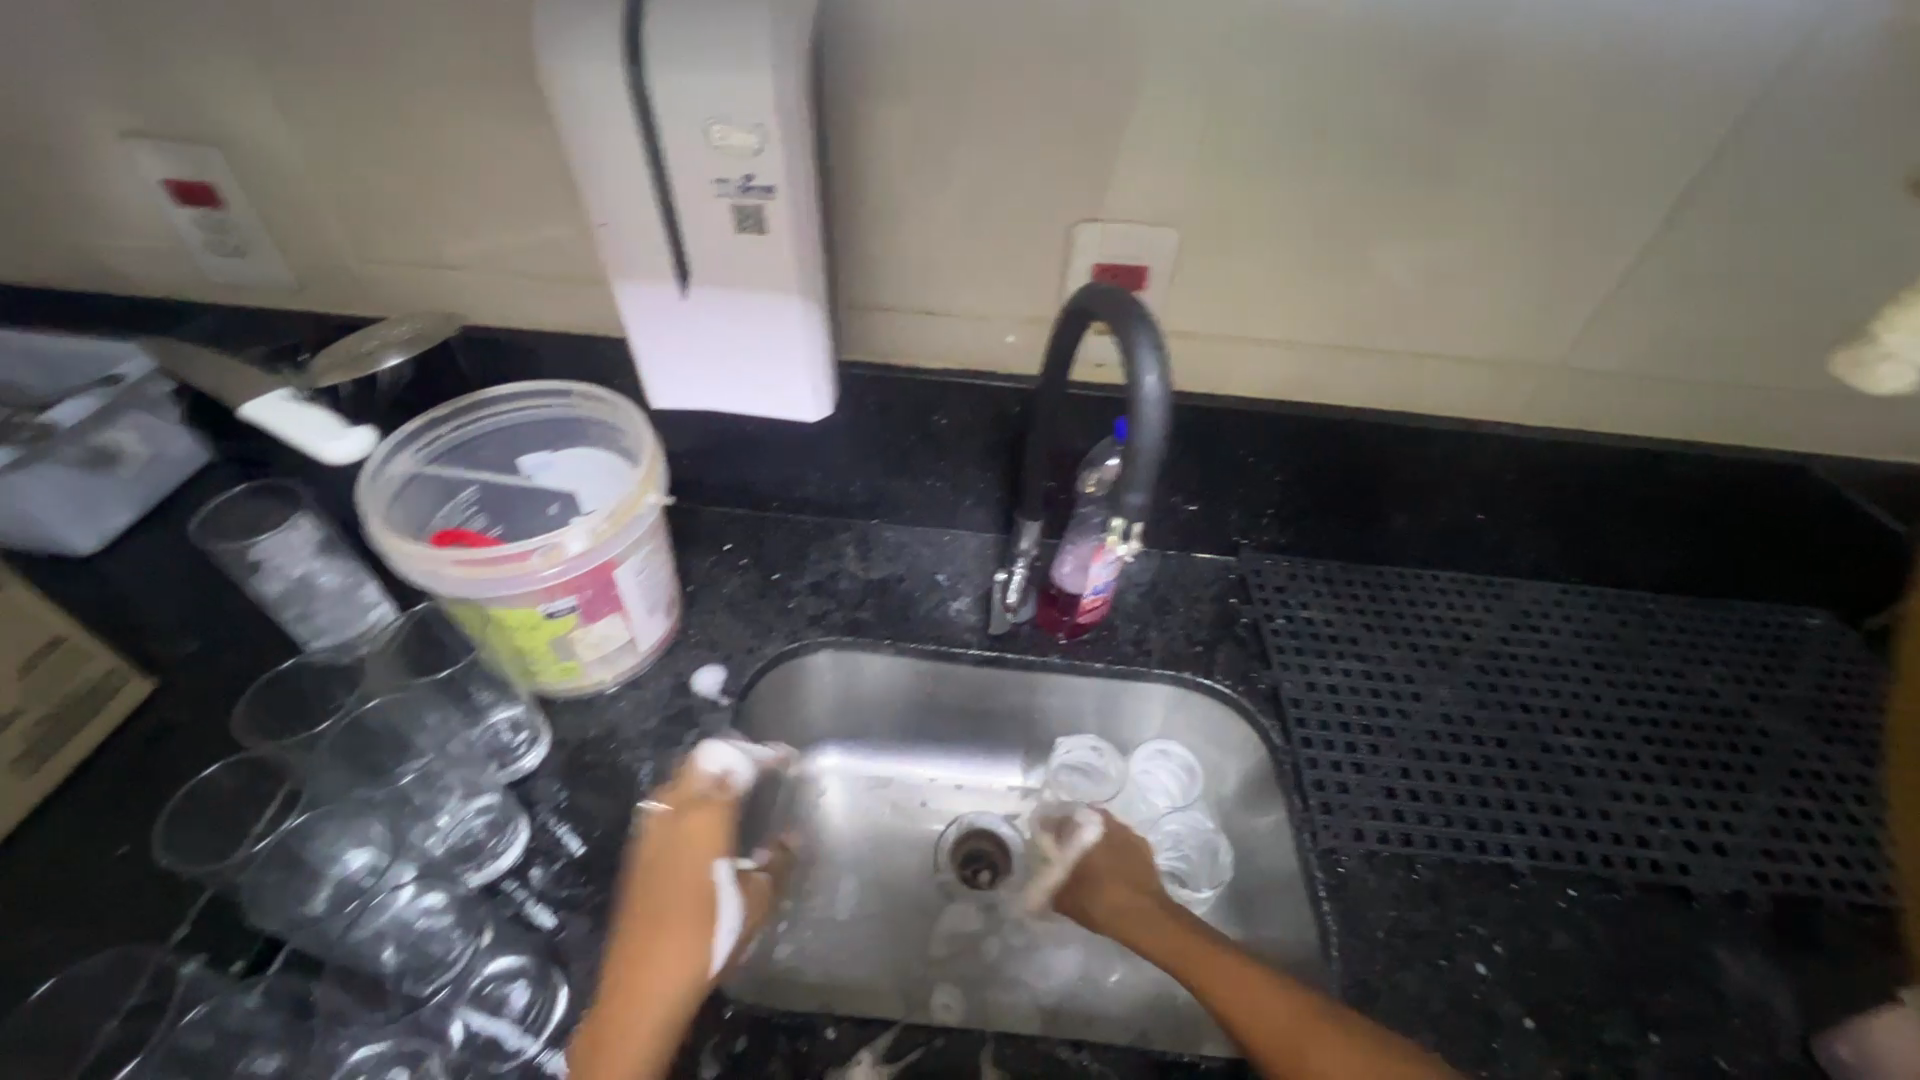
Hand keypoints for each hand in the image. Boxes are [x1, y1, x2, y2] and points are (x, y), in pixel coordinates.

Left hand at [599, 757, 790, 1003]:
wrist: (643, 984)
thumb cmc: (710, 936)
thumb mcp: (756, 901)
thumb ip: (776, 862)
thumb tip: (789, 840)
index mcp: (708, 814)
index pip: (737, 764)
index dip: (763, 755)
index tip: (785, 757)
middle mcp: (674, 811)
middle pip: (700, 762)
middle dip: (730, 756)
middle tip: (758, 767)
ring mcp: (649, 831)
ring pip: (676, 781)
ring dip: (703, 776)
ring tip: (731, 789)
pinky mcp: (635, 853)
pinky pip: (663, 807)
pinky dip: (685, 800)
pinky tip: (701, 822)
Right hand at [1049, 808, 1178, 943]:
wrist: (1145, 916)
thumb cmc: (1098, 901)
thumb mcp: (1063, 899)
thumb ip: (1048, 885)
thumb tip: (1039, 885)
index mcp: (1082, 826)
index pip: (1058, 816)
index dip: (1049, 825)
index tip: (1043, 836)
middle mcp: (1105, 821)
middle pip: (1083, 818)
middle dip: (1073, 829)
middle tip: (1065, 846)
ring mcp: (1127, 831)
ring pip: (1104, 827)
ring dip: (1095, 837)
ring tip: (1089, 856)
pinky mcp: (1144, 846)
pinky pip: (1122, 840)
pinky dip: (1114, 848)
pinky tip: (1112, 865)